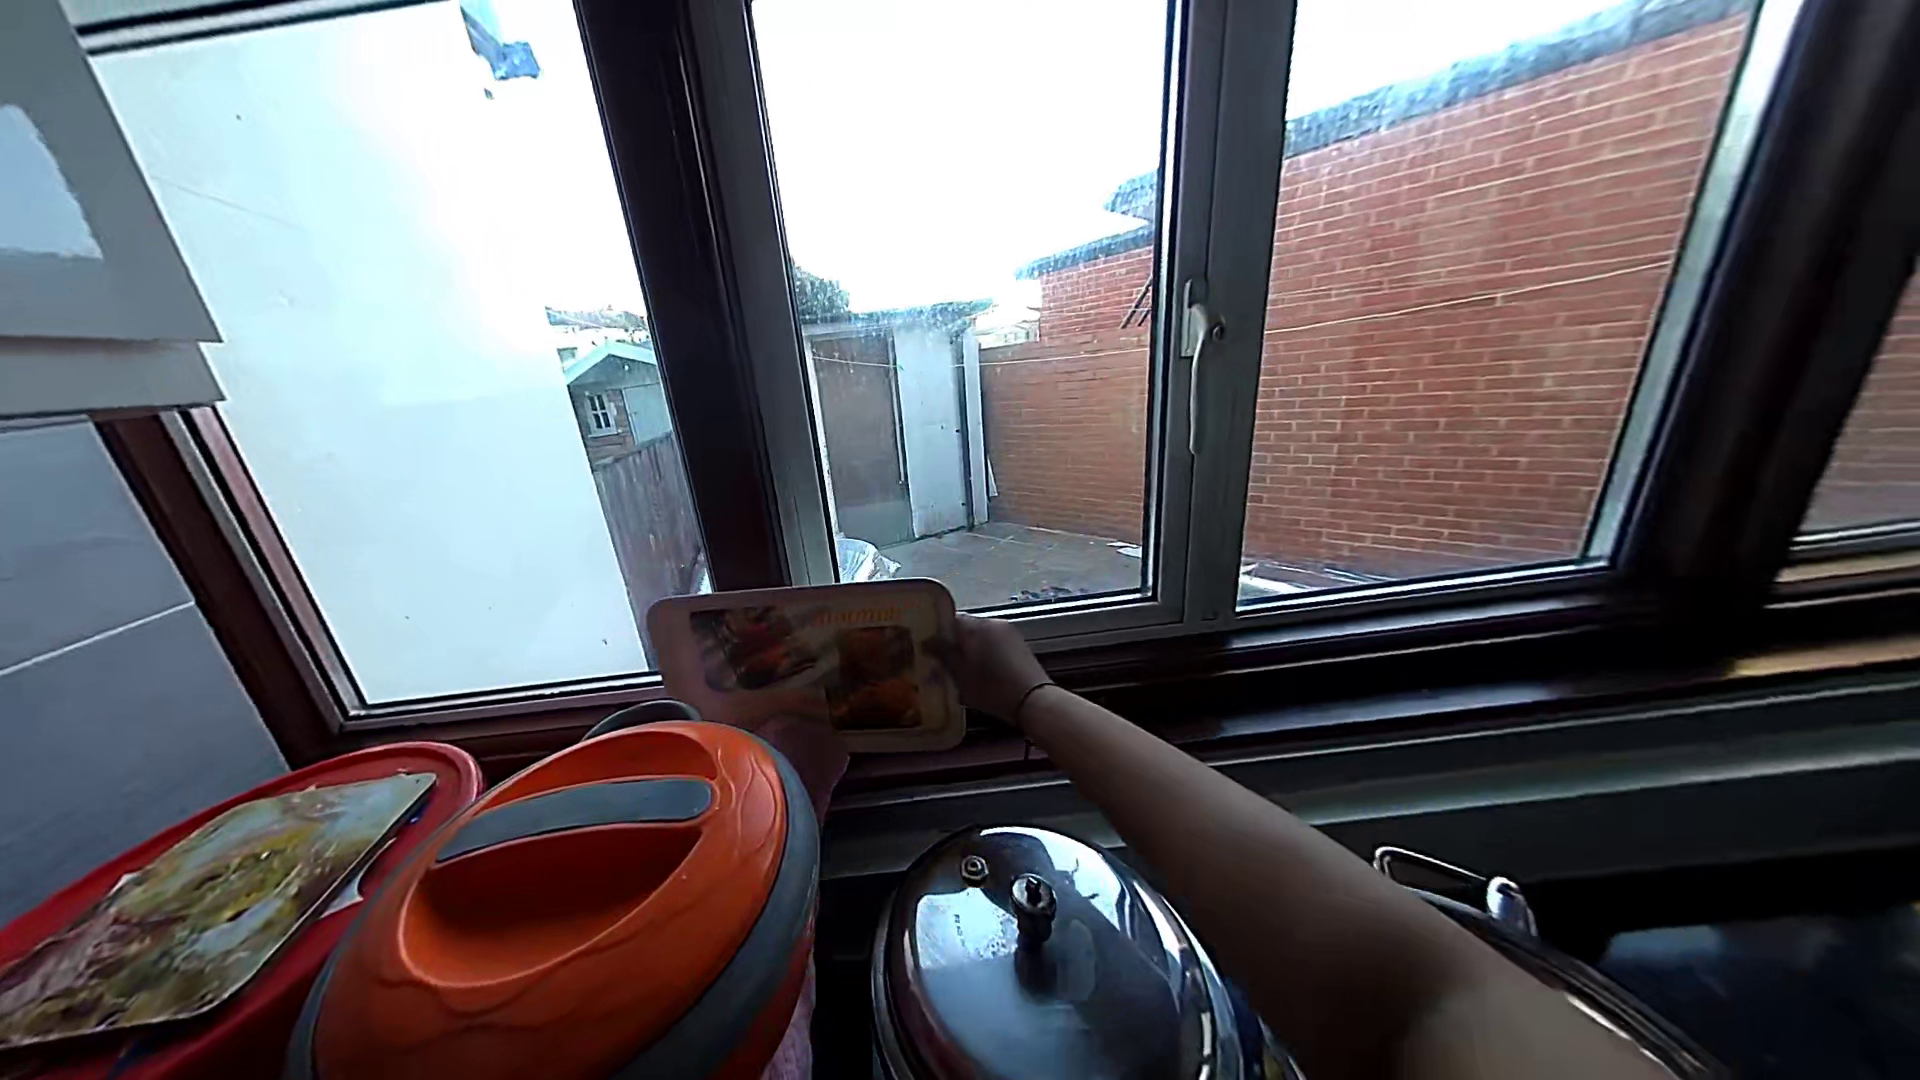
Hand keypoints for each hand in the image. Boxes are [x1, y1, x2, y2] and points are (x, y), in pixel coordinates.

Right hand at [933, 614, 1050, 726]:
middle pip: (966, 626)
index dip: (936, 632)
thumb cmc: (992, 689)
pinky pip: (994, 641)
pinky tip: (981, 670)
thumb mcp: (961, 675)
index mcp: (977, 626)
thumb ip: (943, 654)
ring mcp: (1008, 632)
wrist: (1034, 700)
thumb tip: (927, 640)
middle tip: (940, 660)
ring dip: (969, 647)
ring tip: (960, 668)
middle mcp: (993, 622)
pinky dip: (984, 651)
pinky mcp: (1018, 643)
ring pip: (980, 635)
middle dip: (953, 641)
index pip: (950, 619)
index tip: (926, 646)